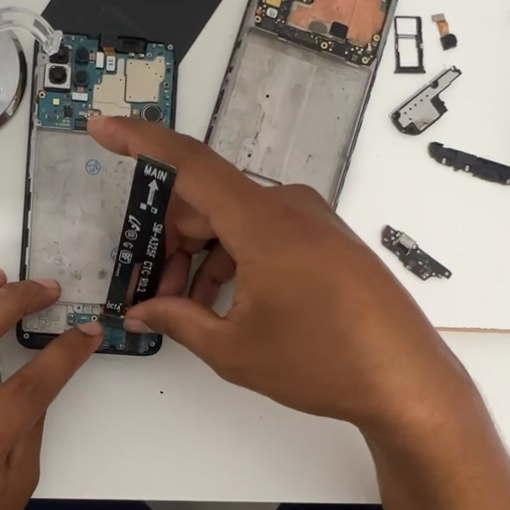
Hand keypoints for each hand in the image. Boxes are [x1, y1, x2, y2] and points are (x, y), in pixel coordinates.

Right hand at [89, 117, 480, 436]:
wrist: (406, 381)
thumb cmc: (321, 363)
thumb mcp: (234, 349)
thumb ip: (178, 321)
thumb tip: (141, 311)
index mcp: (263, 222)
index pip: (190, 164)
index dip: (140, 142)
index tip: (104, 128)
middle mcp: (289, 208)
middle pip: (207, 201)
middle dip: (169, 241)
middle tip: (150, 292)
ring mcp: (313, 221)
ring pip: (235, 221)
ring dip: (201, 257)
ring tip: (187, 310)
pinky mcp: (327, 240)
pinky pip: (265, 233)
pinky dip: (234, 259)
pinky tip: (224, 304)